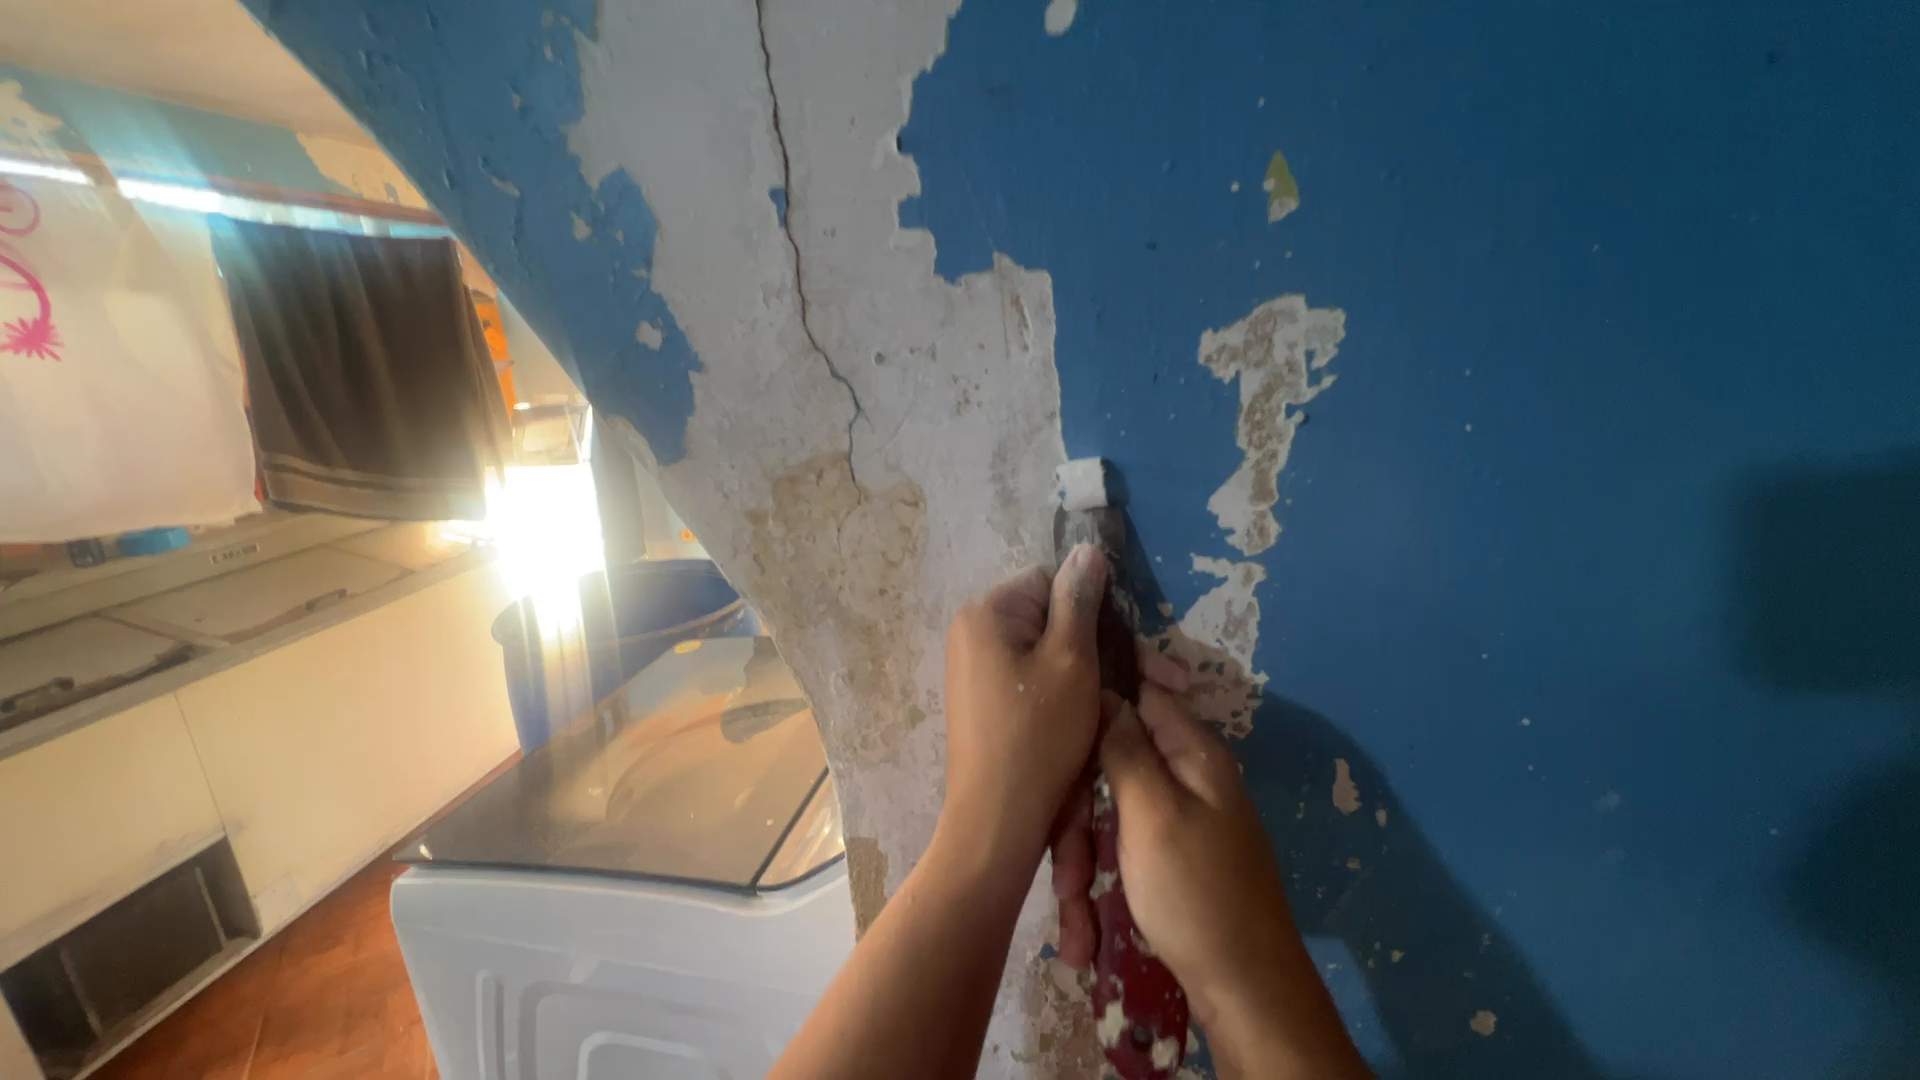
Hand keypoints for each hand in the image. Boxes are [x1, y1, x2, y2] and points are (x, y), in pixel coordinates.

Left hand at [939, 544, 1107, 862]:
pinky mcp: (986, 703)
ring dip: (1090, 674)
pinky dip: (1066, 695)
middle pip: (1051, 621)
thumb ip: (1079, 600)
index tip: (1132, 647)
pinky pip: (1034, 682)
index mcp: (986, 613)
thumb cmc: (1038, 735)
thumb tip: (1087, 548)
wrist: (997, 820)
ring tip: (1131, 705)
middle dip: (1102, 647)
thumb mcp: (1071, 659)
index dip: (1094, 610)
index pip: (1051, 584)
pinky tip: (1097, 719)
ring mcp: (975, 671)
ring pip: (1048, 655)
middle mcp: (973, 634)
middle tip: (1159, 680)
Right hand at [1097, 687, 1371, 1078]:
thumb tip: (1106, 693)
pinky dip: (1098, 877)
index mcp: (1192, 752)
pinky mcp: (1165, 852)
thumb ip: (1125, 748)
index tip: (1056, 727)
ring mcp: (1174, 816)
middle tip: (1066, 863)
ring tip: (1073, 906)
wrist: (1245, 989)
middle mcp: (1184, 775)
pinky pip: (1118, 843)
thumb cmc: (1196, 892)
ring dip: (1081, 854)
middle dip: (1078, 810)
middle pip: (1111, 760)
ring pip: (1107, 807)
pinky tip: (1086, 928)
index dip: (1098, 700)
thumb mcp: (1153, 812)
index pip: (1141, 693)